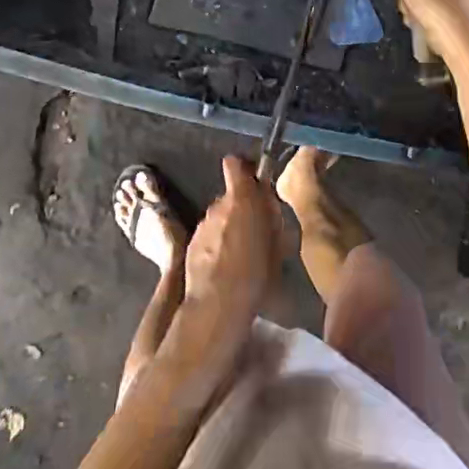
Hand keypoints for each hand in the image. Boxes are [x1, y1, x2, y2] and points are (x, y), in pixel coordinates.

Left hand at [181, 156, 282, 328]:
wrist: (217, 304)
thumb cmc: (256, 273)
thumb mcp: (277, 243)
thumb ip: (271, 216)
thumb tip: (267, 202)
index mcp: (242, 199)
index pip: (235, 164)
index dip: (244, 169)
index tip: (254, 182)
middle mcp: (218, 205)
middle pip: (230, 196)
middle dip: (241, 206)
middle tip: (256, 229)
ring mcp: (202, 224)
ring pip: (219, 216)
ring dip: (228, 226)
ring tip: (241, 253)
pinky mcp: (191, 243)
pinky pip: (209, 235)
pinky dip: (216, 243)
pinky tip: (224, 265)